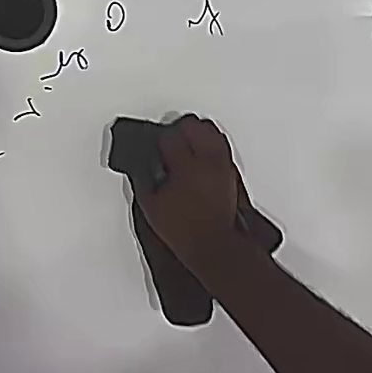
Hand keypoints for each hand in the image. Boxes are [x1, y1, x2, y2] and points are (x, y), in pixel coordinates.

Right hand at [143, 115, 245, 271]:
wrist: (213, 247)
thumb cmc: (185, 231)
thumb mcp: (152, 206)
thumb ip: (143, 180)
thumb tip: (141, 167)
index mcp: (184, 167)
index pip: (169, 137)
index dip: (159, 140)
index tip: (155, 147)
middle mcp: (206, 162)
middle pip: (193, 125)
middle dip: (178, 129)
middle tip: (169, 139)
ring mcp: (221, 166)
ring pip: (211, 131)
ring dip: (196, 132)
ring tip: (186, 140)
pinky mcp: (230, 173)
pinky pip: (222, 146)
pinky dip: (211, 143)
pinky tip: (202, 151)